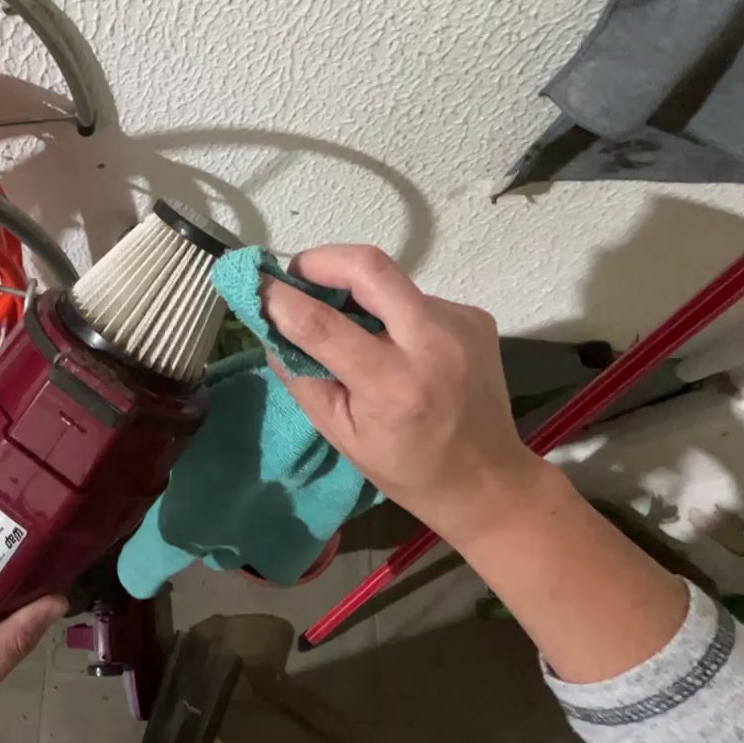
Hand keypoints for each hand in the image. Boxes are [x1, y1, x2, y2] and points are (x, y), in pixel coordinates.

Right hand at [261, 245, 551, 544]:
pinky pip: (410, 293)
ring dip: (350, 286)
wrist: (489, 481)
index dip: (279, 298)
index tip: (253, 284)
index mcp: (392, 386)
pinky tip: (386, 337)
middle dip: (318, 261)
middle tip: (293, 278)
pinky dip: (383, 305)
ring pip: (388, 276)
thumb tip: (268, 323)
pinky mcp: (472, 315)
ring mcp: (459, 323)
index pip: (321, 323)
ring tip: (341, 317)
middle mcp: (432, 344)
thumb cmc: (403, 466)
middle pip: (368, 266)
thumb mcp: (337, 432)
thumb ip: (298, 374)